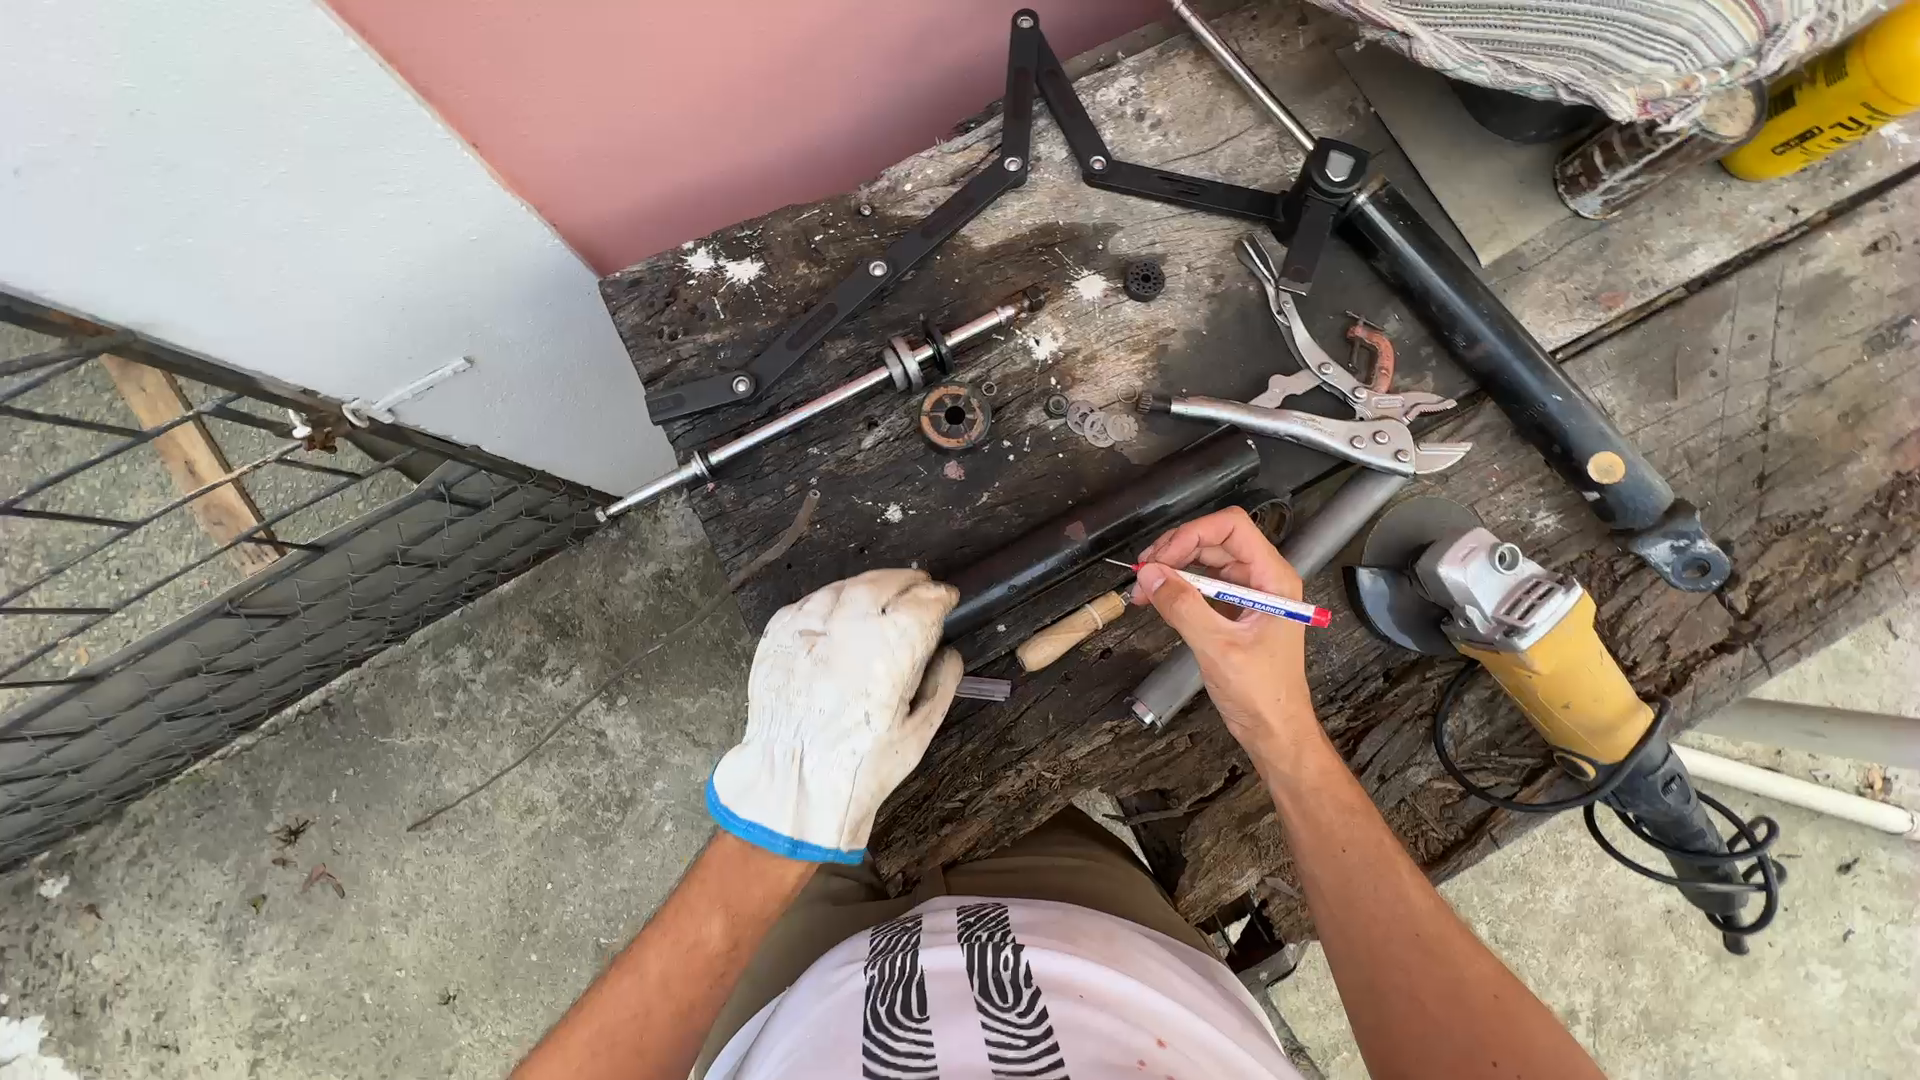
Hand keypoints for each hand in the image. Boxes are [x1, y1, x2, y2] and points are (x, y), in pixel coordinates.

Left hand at [708, 569, 963, 863]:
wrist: (791, 786)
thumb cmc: (859, 768)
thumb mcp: (917, 735)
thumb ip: (940, 686)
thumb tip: (949, 653)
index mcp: (886, 657)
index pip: (920, 604)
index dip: (937, 596)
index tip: (946, 597)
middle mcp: (844, 635)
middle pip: (879, 584)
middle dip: (905, 580)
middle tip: (918, 585)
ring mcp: (805, 633)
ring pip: (842, 588)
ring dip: (868, 586)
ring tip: (881, 595)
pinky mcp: (776, 639)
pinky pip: (808, 603)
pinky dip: (831, 601)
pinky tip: (840, 613)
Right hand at [1129, 507, 1316, 759]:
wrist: (1275, 732)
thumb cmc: (1261, 694)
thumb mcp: (1218, 647)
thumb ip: (1183, 606)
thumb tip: (1149, 574)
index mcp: (1273, 578)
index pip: (1232, 527)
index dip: (1192, 533)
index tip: (1161, 558)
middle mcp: (1263, 578)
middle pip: (1215, 540)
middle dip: (1175, 550)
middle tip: (1143, 573)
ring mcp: (1248, 594)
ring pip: (1205, 561)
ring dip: (1172, 568)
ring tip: (1143, 588)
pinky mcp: (1234, 611)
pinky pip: (1203, 585)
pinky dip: (1178, 587)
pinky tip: (1156, 598)